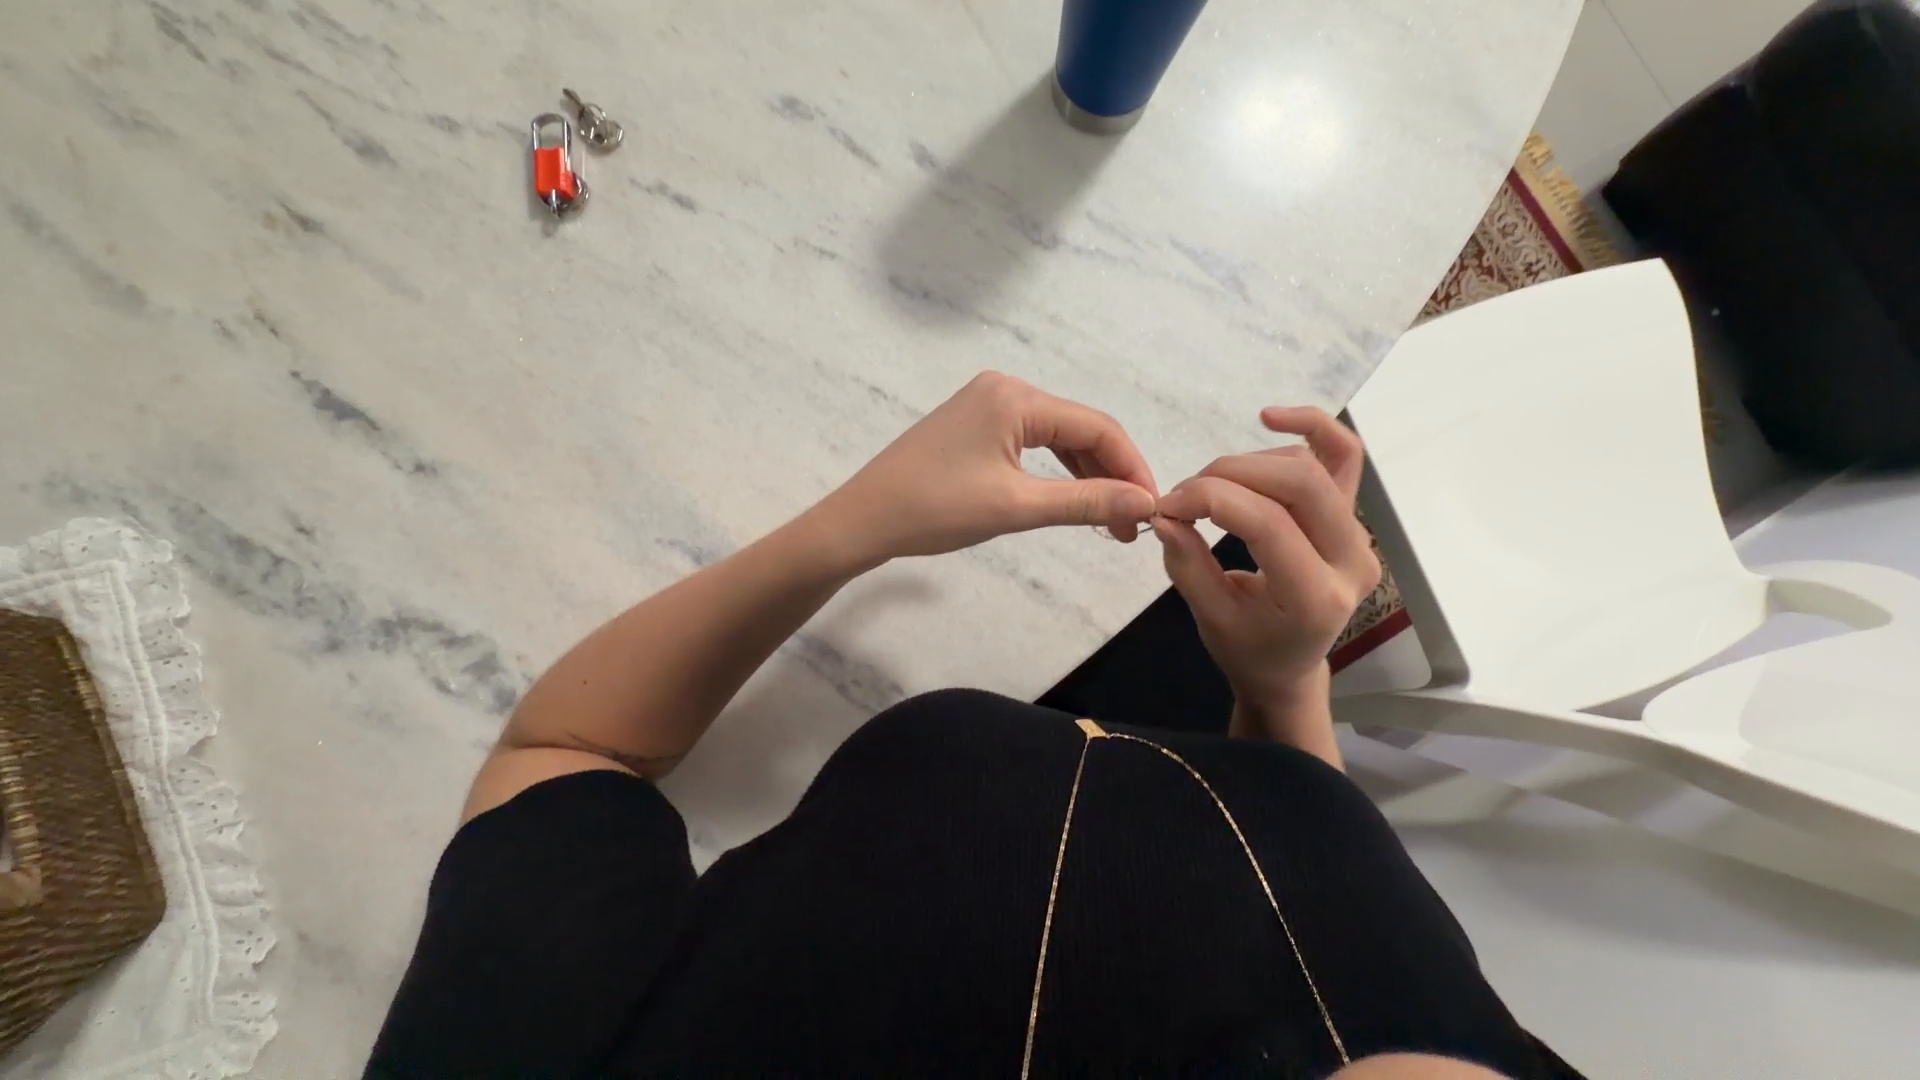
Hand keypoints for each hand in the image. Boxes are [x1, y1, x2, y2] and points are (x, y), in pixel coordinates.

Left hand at [818, 372, 1159, 565]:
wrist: (864, 519)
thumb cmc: (935, 510)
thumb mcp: (1016, 507)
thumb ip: (1086, 502)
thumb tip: (1147, 503)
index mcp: (1016, 397)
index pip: (1097, 427)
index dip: (1132, 468)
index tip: (1153, 510)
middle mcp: (1005, 388)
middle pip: (1079, 429)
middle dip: (1110, 475)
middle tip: (1131, 525)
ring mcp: (987, 404)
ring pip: (1057, 437)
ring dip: (1086, 476)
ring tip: (1110, 521)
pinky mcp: (975, 425)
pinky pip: (1030, 443)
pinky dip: (1055, 472)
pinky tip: (1073, 500)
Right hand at [1152, 406, 1379, 712]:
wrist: (1287, 665)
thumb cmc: (1247, 650)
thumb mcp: (1210, 618)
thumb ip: (1187, 563)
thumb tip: (1164, 514)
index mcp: (1316, 596)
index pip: (1266, 522)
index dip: (1209, 499)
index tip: (1166, 505)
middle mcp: (1351, 560)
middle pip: (1297, 482)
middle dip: (1228, 473)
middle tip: (1185, 493)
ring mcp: (1358, 535)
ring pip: (1311, 465)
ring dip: (1250, 463)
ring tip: (1210, 486)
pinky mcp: (1352, 516)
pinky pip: (1342, 456)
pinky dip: (1310, 428)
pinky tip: (1269, 418)